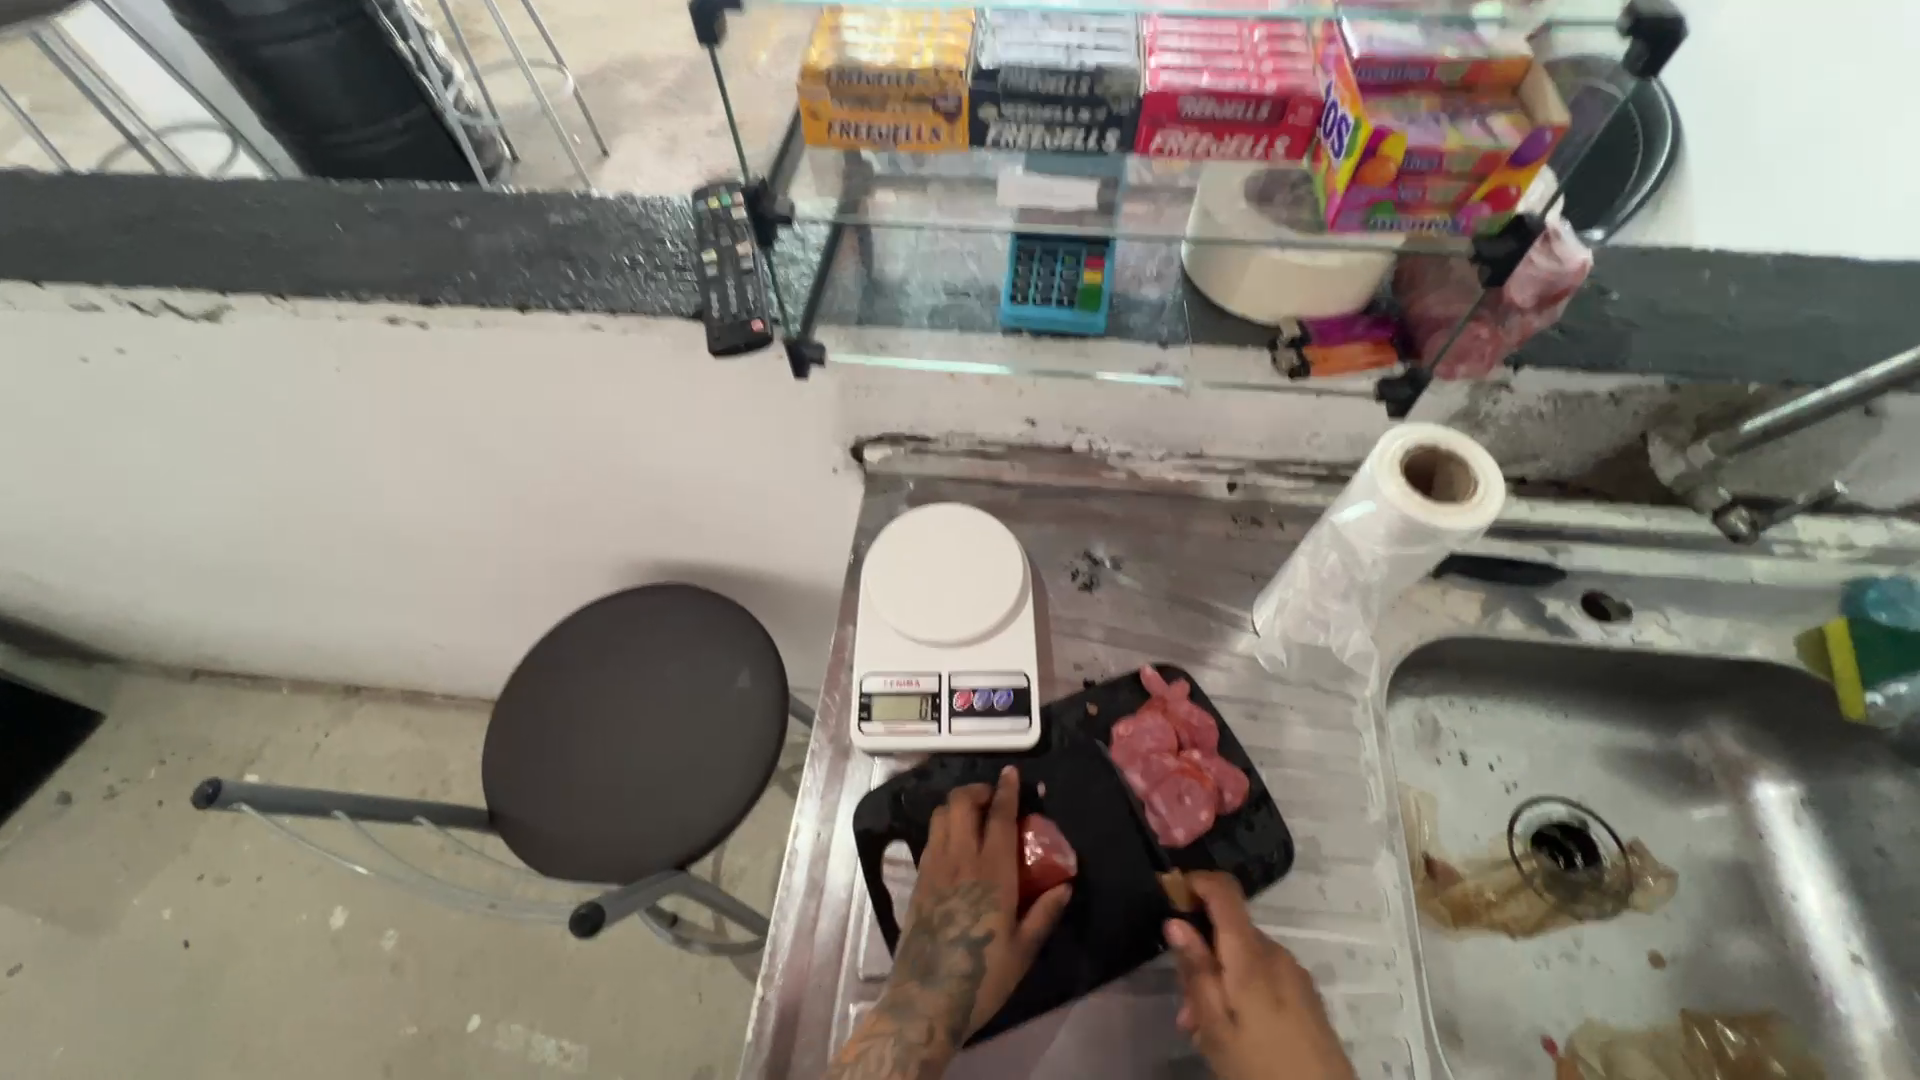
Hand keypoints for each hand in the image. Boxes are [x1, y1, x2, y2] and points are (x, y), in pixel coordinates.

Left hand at [893, 766, 1072, 1038]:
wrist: (926, 998)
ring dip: (959, 805)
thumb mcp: (1023, 950)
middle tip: (995, 798)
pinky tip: (957, 844)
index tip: (1012, 773)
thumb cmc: (982, 976)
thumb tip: (1065, 885)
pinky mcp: (918, 880)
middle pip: (962, 802)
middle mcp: (960, 859)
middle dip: (979, 790)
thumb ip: (1044, 913)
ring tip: (976, 816)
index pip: (999, 816)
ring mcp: (934, 866)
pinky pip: (931, 836)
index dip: (1006, 790)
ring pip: (942, 814)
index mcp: (991, 871)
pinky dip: (946, 826)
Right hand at [1164, 871, 1356, 1079]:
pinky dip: (1240, 990)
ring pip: (1244, 956)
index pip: (1224, 890)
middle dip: (1199, 953)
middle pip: (1229, 929)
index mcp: (1252, 956)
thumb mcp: (1216, 1028)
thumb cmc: (1262, 1071)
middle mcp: (1276, 953)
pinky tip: (1235, 1033)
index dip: (1195, 882)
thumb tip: (1175, 921)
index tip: (1169, 898)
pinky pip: (1263, 975)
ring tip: (1204, 1030)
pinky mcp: (1306, 997)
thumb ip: (1196, 971)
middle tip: (1184, 1007)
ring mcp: (1295, 975)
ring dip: (1218, 978)